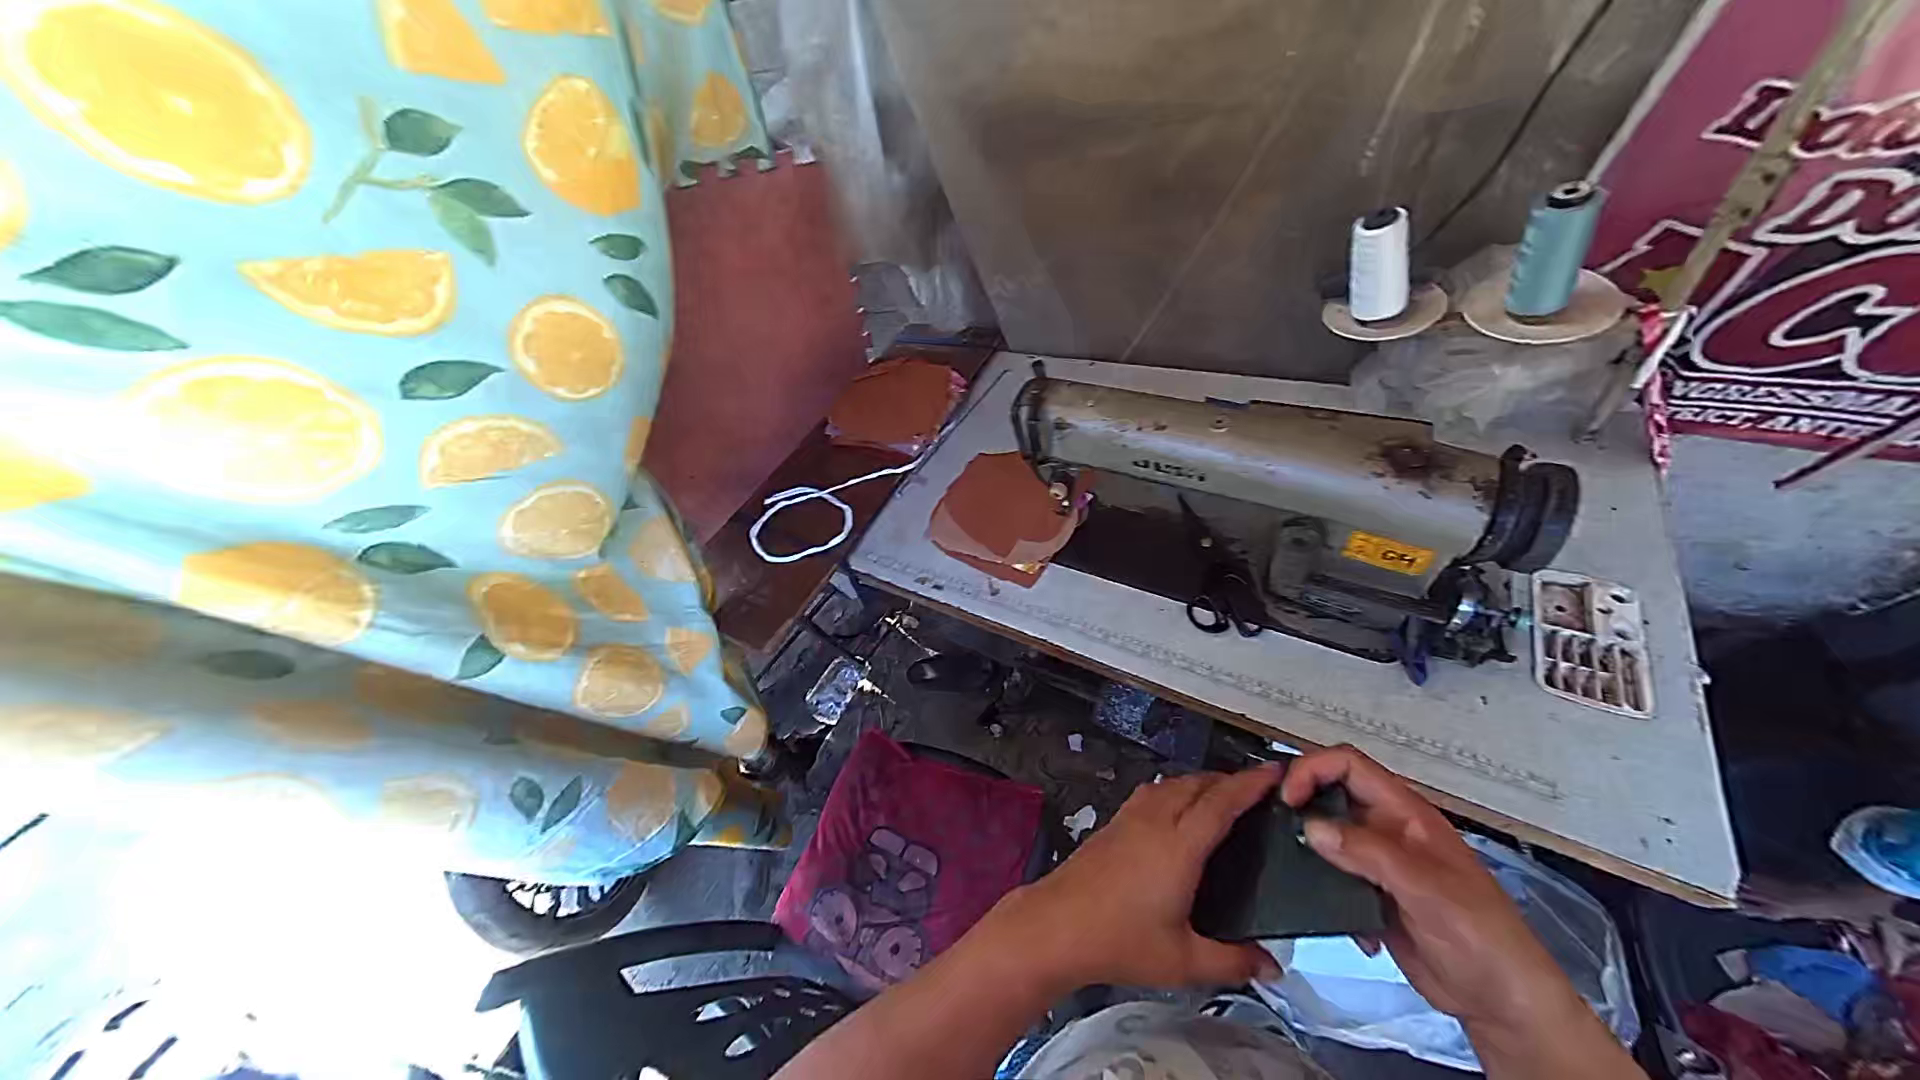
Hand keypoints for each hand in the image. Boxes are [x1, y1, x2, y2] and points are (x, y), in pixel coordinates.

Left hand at [973, 765, 1283, 992]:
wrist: (1055, 925)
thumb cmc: (1118, 940)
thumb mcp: (1184, 960)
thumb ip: (1233, 961)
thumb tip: (1269, 966)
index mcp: (1178, 845)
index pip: (1222, 801)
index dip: (1251, 783)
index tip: (1275, 773)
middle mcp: (1154, 821)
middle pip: (1196, 783)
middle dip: (1229, 780)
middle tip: (1256, 791)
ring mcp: (1129, 819)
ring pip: (1171, 784)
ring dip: (1199, 783)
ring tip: (1221, 797)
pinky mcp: (1112, 824)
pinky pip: (1150, 793)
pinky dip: (1173, 791)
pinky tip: (1176, 811)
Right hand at [1281, 746, 1581, 1032]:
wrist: (1503, 1005)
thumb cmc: (1483, 937)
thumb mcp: (1428, 889)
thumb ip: (1369, 853)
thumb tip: (1310, 826)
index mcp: (1405, 813)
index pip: (1349, 765)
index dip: (1312, 769)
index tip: (1288, 798)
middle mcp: (1386, 829)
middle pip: (1331, 792)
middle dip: (1301, 801)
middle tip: (1275, 824)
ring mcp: (1376, 862)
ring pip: (1325, 833)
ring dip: (1304, 843)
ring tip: (1285, 859)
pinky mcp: (1367, 893)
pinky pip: (1328, 872)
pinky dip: (1316, 881)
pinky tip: (1319, 902)